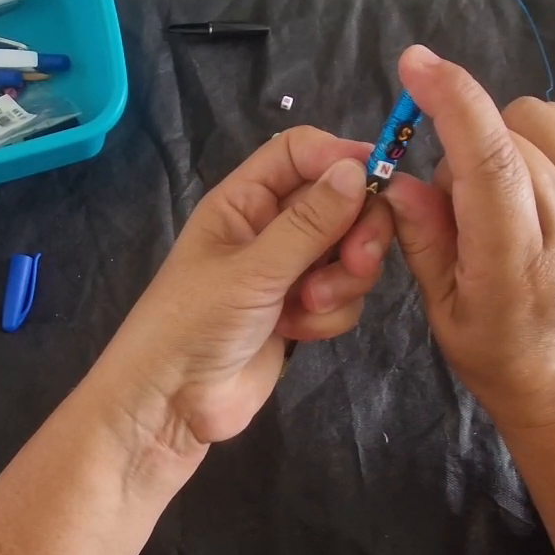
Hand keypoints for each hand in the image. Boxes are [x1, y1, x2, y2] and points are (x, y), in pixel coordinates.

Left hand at [88, 126, 392, 460]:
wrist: (174, 402)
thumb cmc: (195, 323)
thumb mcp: (251, 270)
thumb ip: (308, 223)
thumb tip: (357, 168)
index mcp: (244, 201)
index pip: (301, 153)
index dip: (341, 158)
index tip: (380, 181)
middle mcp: (269, 229)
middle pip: (339, 203)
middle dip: (356, 232)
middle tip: (358, 262)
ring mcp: (287, 273)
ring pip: (347, 254)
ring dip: (341, 281)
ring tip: (308, 307)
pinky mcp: (301, 313)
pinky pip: (342, 297)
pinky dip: (330, 315)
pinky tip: (298, 333)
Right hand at [383, 45, 554, 431]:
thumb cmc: (489, 349)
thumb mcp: (440, 306)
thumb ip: (422, 237)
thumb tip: (398, 180)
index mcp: (515, 258)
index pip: (491, 160)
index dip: (453, 102)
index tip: (415, 66)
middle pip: (508, 133)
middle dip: (459, 144)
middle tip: (445, 202)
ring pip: (537, 124)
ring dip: (493, 140)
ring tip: (480, 194)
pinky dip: (524, 141)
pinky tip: (511, 185)